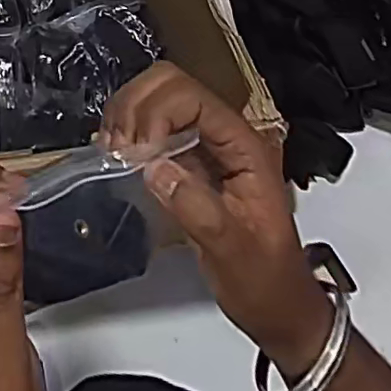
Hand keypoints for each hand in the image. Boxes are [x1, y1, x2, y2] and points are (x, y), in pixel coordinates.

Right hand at [102, 63, 334, 380]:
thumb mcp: (236, 254)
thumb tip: (153, 167)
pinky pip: (143, 117)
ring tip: (113, 154)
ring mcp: (198, 138)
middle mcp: (220, 131)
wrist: (277, 308)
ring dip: (123, 115)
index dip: (155, 114)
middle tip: (117, 150)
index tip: (135, 154)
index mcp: (242, 146)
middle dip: (134, 107)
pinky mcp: (179, 151)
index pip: (190, 96)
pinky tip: (114, 154)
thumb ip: (198, 210)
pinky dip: (121, 127)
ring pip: (151, 93)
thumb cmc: (264, 283)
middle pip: (166, 82)